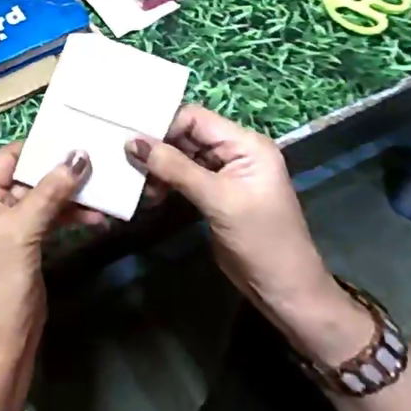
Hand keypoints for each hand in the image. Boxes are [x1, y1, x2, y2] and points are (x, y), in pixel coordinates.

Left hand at [0, 141, 95, 410]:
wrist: (2, 341)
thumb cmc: (1, 280)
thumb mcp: (23, 231)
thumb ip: (50, 192)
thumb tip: (78, 154)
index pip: (9, 158)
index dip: (40, 147)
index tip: (75, 135)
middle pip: (29, 176)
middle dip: (62, 172)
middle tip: (99, 161)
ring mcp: (10, 225)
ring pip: (44, 198)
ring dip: (72, 196)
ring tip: (106, 193)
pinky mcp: (28, 243)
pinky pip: (51, 219)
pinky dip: (71, 216)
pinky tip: (98, 218)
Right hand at [127, 106, 369, 363]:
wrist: (285, 292)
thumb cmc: (262, 241)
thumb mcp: (219, 200)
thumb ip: (176, 168)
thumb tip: (132, 142)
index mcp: (246, 144)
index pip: (194, 118)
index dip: (162, 125)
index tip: (131, 139)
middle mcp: (234, 151)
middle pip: (184, 134)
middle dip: (156, 147)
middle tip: (126, 160)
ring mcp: (223, 172)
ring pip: (178, 155)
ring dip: (157, 167)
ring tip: (137, 183)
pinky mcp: (212, 192)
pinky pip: (180, 175)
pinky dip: (163, 182)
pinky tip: (148, 194)